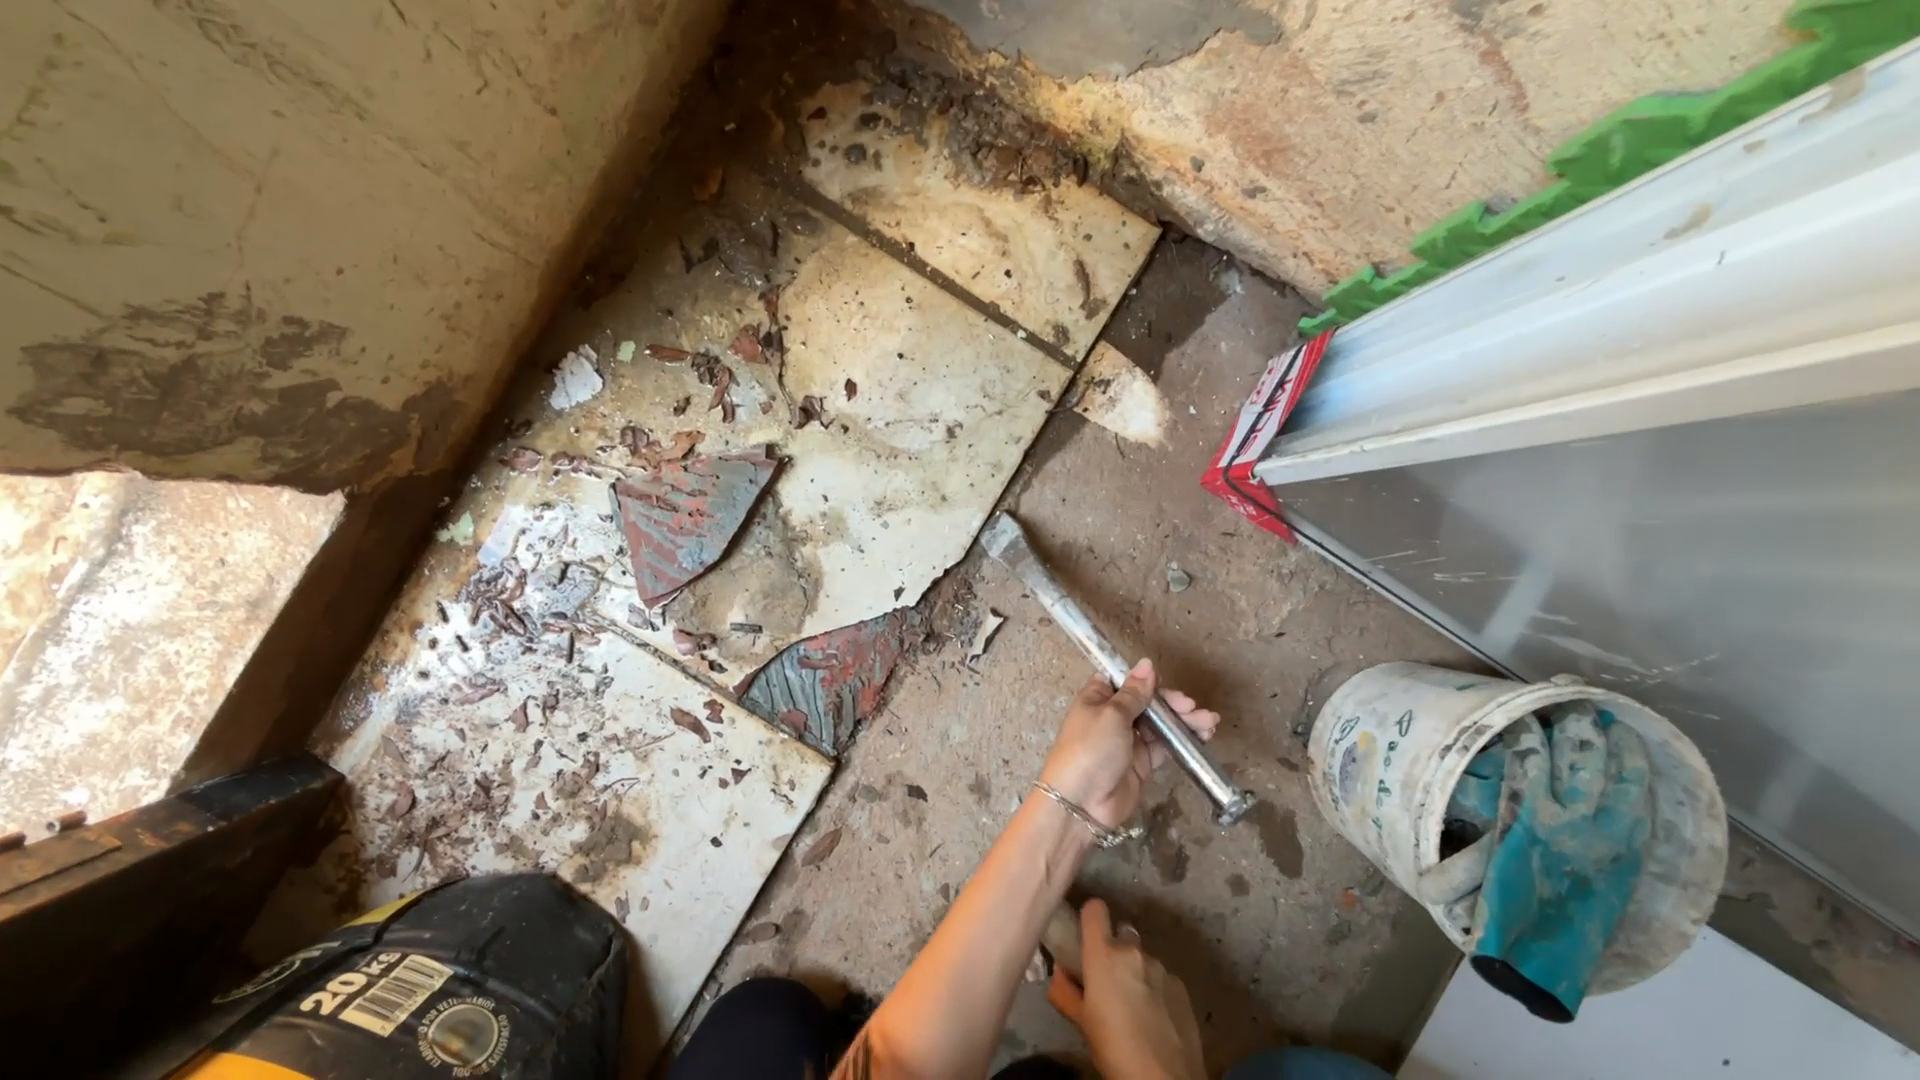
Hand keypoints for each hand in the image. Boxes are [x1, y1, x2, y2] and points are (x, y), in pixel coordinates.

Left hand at [1038, 658, 1219, 827]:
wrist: (1081, 803)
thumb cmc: (1091, 749)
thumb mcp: (1111, 715)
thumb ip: (1134, 693)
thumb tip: (1146, 664)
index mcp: (1097, 699)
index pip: (1124, 681)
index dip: (1145, 680)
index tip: (1164, 682)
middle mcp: (1112, 717)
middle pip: (1147, 702)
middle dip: (1171, 702)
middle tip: (1191, 707)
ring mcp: (1128, 741)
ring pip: (1160, 725)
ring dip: (1184, 721)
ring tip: (1210, 721)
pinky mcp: (1142, 763)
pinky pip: (1166, 747)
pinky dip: (1184, 741)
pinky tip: (1203, 736)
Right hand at [1048, 899, 1205, 1079]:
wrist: (1165, 1079)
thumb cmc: (1114, 1048)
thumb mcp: (1081, 1023)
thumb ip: (1065, 992)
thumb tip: (1060, 973)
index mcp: (1104, 954)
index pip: (1095, 909)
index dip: (1090, 918)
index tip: (1087, 936)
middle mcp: (1134, 951)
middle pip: (1121, 936)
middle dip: (1114, 953)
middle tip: (1110, 985)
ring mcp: (1161, 966)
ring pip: (1142, 958)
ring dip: (1136, 972)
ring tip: (1135, 1007)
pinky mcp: (1181, 985)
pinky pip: (1162, 976)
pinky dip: (1156, 988)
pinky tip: (1156, 1017)